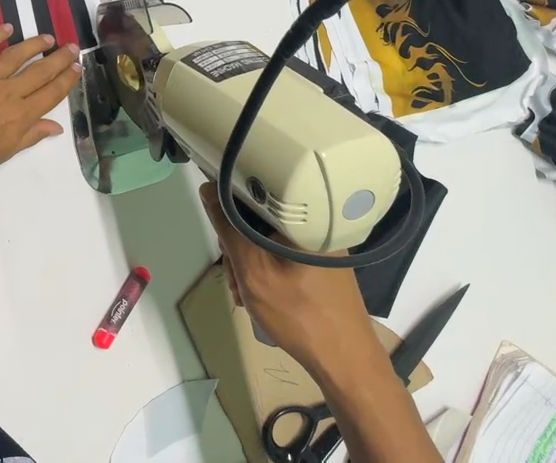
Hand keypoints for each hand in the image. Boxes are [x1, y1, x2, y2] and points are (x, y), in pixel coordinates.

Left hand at [0, 25, 79, 205]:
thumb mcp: (3, 154)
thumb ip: (30, 136)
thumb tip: (56, 127)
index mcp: (20, 117)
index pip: (50, 94)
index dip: (66, 80)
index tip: (77, 67)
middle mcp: (7, 93)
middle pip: (39, 72)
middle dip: (58, 59)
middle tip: (72, 47)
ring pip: (16, 55)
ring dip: (34, 45)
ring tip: (47, 38)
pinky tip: (7, 27)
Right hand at [198, 181, 379, 376]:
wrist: (347, 367)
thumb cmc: (299, 315)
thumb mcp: (252, 269)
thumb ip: (228, 228)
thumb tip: (208, 188)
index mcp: (307, 221)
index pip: (257, 193)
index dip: (230, 209)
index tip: (221, 237)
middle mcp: (318, 228)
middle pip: (260, 219)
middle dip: (239, 245)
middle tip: (235, 275)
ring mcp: (323, 250)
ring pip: (269, 240)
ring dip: (250, 262)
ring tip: (246, 292)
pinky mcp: (323, 268)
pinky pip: (284, 255)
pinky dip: (267, 270)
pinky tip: (260, 294)